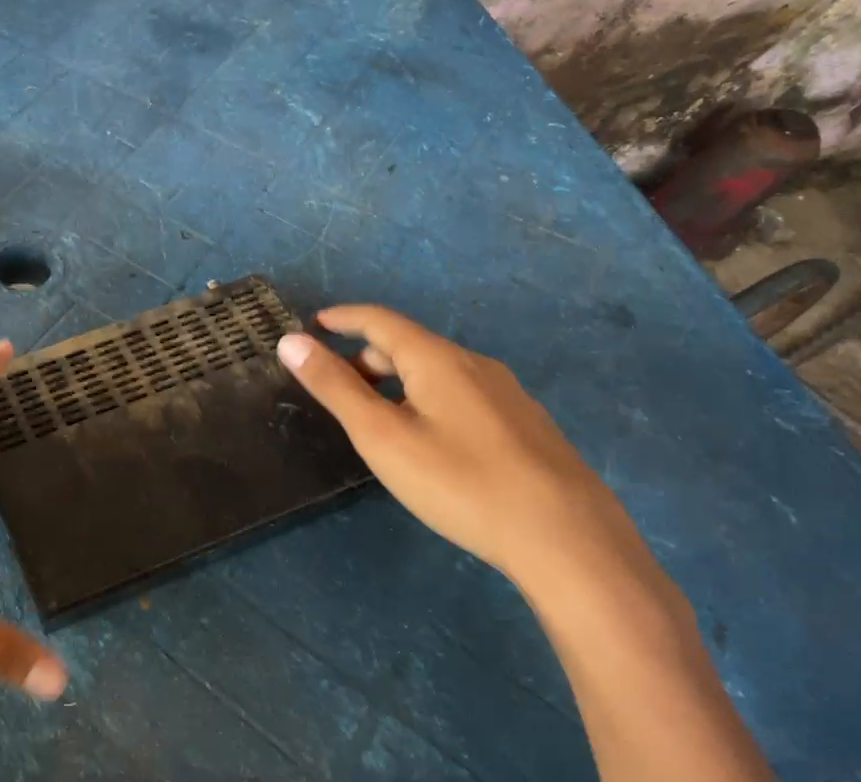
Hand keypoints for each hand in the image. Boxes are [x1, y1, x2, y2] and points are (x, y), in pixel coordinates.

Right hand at [275, 305, 645, 588]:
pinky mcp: (527, 428)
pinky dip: (428, 399)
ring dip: (398, 381)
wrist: (569, 542)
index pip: (380, 320)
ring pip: (438, 373)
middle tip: (335, 384)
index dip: (342, 319)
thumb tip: (290, 341)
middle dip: (366, 356)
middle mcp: (476, 366)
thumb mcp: (381, 436)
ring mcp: (508, 397)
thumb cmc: (461, 483)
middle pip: (410, 346)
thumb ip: (334, 387)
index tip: (312, 325)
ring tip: (376, 416)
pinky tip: (429, 442)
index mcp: (438, 360)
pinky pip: (463, 396)